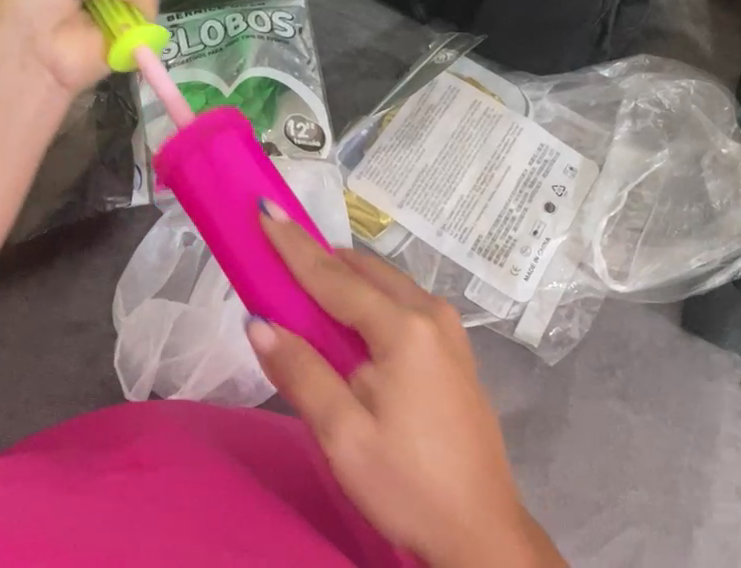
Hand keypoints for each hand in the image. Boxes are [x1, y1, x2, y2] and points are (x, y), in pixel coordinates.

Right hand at [249, 210, 563, 567]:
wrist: (481, 530)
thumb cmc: (407, 484)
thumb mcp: (343, 435)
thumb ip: (301, 372)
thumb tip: (258, 323)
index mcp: (403, 328)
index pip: (333, 277)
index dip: (294, 245)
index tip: (265, 209)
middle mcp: (430, 314)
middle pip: (363, 271)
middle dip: (318, 258)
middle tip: (275, 251)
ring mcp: (448, 330)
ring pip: (385, 285)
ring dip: (344, 278)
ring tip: (302, 283)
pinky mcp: (454, 350)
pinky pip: (402, 304)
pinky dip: (368, 298)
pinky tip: (348, 320)